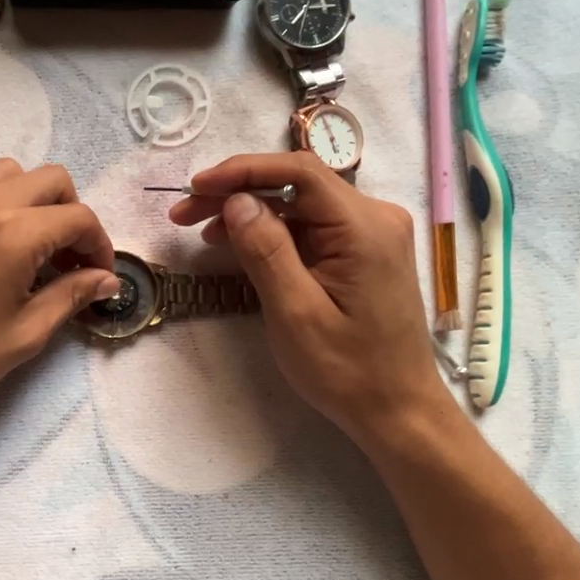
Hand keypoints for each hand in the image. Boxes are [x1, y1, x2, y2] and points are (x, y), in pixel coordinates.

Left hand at [0, 159, 119, 423]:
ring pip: (10, 173)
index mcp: (14, 234)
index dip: (99, 245)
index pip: (78, 217)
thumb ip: (72, 295)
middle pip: (51, 180)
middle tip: (68, 258)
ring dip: (32, 199)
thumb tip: (107, 279)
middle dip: (71, 214)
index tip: (98, 274)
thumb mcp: (26, 332)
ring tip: (30, 244)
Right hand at [168, 152, 450, 446]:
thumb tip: (237, 201)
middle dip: (236, 192)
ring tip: (200, 231)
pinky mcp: (360, 253)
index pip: (298, 172)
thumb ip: (266, 251)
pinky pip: (309, 228)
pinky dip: (269, 231)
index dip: (241, 171)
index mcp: (363, 227)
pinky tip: (237, 244)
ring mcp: (369, 235)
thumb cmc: (345, 368)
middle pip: (296, 185)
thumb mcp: (295, 312)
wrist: (396, 408)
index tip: (195, 186)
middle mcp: (373, 218)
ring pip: (299, 205)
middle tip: (183, 214)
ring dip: (249, 211)